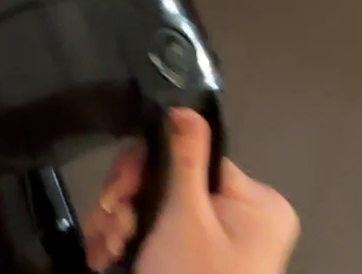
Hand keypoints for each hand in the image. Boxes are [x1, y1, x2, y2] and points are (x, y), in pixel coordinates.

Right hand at [82, 108, 298, 273]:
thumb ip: (183, 156)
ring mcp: (221, 238)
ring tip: (104, 248)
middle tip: (108, 223)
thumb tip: (184, 105)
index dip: (146, 167)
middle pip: (168, 178)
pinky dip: (127, 239)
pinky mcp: (198, 256)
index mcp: (256, 202)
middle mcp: (243, 216)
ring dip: (119, 222)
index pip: (190, 153)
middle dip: (127, 201)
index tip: (118, 194)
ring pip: (154, 204)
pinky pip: (156, 228)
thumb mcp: (183, 216)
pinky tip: (108, 254)